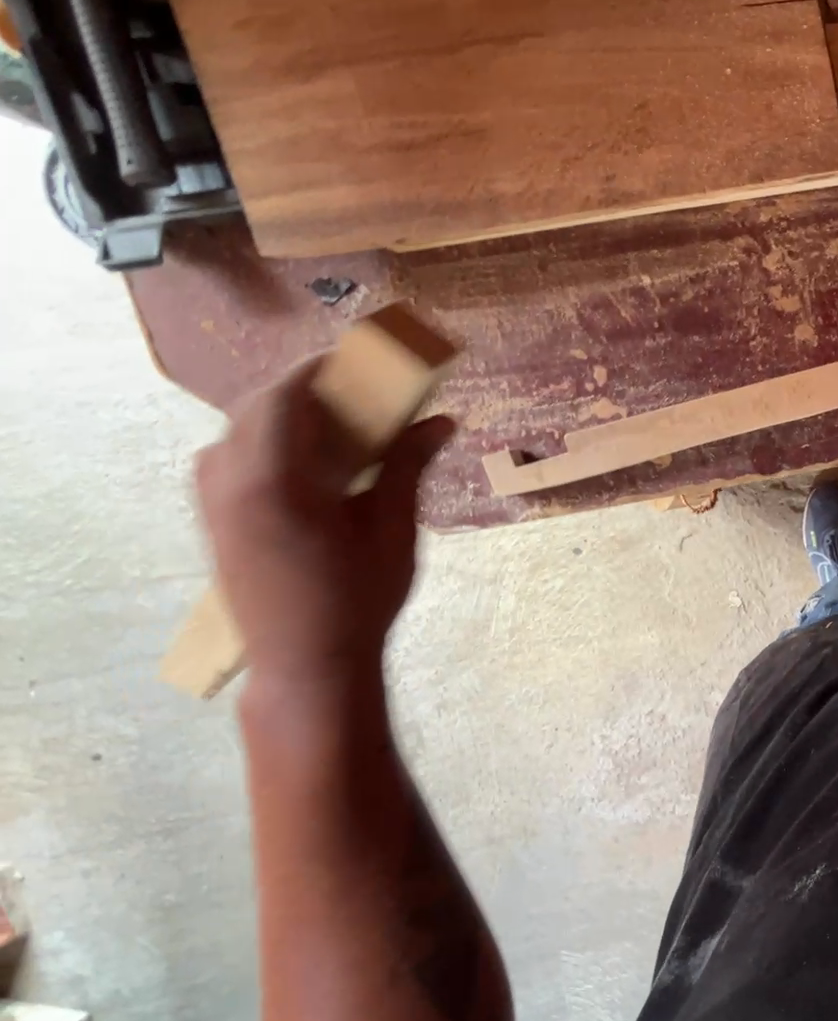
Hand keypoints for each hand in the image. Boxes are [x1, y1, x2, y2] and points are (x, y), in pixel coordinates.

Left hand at [194, 360, 454, 696]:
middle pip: (255, 408)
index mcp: (272, 478)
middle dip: (302, 390)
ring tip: (336, 426)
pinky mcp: (215, 520)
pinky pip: (232, 459)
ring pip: (238, 433)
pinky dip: (268, 444)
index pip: (282, 396)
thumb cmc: (358, 596)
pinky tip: (309, 464)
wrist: (306, 661)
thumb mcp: (391, 527)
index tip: (355, 359)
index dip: (316, 368)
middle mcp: (228, 481)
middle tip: (354, 392)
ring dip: (283, 417)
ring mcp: (213, 502)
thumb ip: (406, 466)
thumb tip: (441, 420)